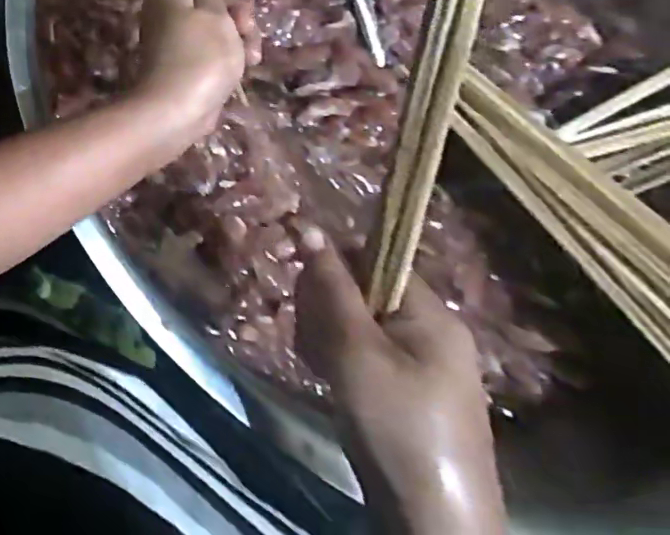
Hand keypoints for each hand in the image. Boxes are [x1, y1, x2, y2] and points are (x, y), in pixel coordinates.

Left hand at [132, 0, 255, 136]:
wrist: (179, 106)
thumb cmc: (201, 55)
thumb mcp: (213, 15)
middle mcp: (166, 14)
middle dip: (232, 6)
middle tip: (246, 20)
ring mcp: (176, 39)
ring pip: (214, 23)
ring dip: (239, 31)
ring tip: (250, 49)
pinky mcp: (189, 61)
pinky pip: (213, 46)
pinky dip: (232, 51)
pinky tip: (249, 63)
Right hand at [295, 229, 505, 534]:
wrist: (426, 504)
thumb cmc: (392, 415)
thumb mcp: (352, 345)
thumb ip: (329, 285)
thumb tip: (306, 224)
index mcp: (431, 315)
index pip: (373, 258)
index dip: (331, 262)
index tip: (299, 279)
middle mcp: (429, 329)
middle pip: (357, 286)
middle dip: (322, 303)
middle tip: (314, 333)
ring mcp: (417, 357)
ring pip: (348, 316)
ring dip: (321, 330)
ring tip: (319, 360)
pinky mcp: (400, 380)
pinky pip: (354, 344)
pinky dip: (330, 352)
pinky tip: (325, 373)